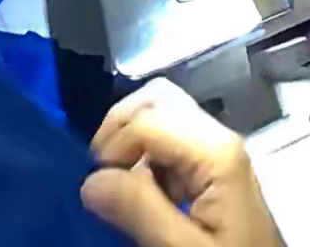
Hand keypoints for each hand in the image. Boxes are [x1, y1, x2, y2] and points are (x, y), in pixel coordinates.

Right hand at [82, 80, 284, 246]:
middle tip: (100, 172)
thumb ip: (140, 212)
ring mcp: (218, 148)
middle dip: (121, 125)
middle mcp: (218, 136)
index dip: (114, 144)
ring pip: (164, 112)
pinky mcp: (214, 165)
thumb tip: (91, 180)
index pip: (150, 117)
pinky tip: (141, 189)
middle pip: (160, 98)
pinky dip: (147, 154)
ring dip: (132, 138)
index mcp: (215, 150)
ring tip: (116, 182)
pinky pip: (172, 138)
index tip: (92, 185)